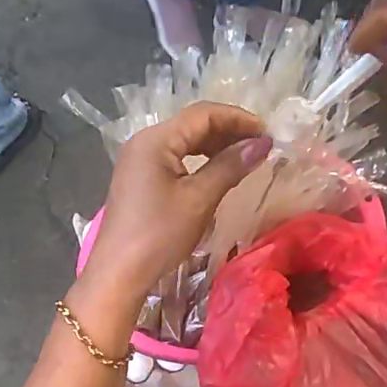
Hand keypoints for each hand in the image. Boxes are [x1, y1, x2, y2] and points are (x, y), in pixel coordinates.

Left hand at [81, 102, 270, 304]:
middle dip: (228, 131)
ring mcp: (139, 161)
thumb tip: (261, 145)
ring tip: (244, 158)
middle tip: (260, 146)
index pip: (202, 114)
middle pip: (192, 125)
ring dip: (215, 146)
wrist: (119, 272)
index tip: (267, 133)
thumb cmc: (159, 234)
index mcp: (155, 140)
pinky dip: (199, 161)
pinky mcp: (139, 179)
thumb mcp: (199, 199)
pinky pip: (174, 159)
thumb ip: (230, 166)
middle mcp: (144, 142)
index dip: (238, 119)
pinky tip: (217, 172)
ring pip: (184, 142)